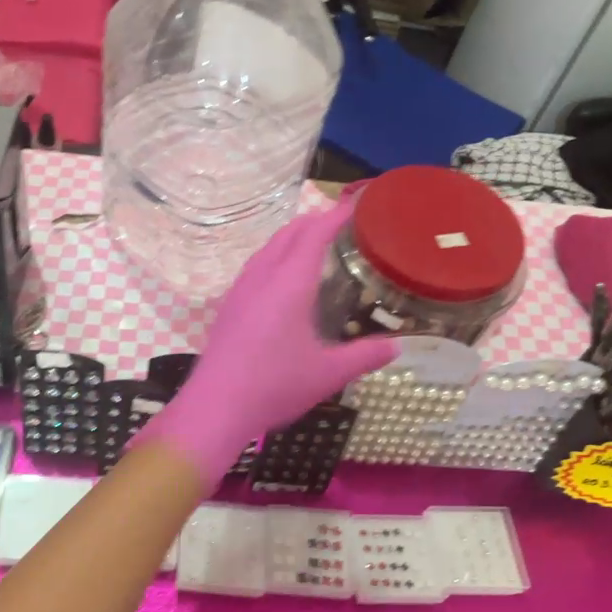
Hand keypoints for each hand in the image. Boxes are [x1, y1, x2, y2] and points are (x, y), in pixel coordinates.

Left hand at [137, 202, 396, 484]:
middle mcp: (262, 279)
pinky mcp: (228, 309)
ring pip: (266, 250)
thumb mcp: (327, 374)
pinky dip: (273, 259)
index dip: (335, 216)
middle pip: (287, 236)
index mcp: (288, 284)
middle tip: (337, 221)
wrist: (215, 407)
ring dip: (289, 239)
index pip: (314, 235)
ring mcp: (240, 293)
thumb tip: (396, 347)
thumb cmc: (274, 386)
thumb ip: (364, 356)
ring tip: (310, 243)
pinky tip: (279, 280)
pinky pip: (254, 268)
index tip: (355, 205)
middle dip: (312, 221)